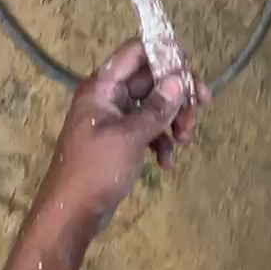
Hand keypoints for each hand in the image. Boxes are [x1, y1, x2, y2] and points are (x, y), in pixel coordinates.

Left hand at [33, 40, 210, 239]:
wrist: (70, 217)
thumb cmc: (94, 170)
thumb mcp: (129, 137)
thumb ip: (156, 108)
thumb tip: (180, 80)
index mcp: (103, 86)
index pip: (136, 52)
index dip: (164, 55)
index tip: (189, 71)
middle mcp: (109, 96)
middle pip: (152, 79)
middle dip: (177, 94)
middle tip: (201, 107)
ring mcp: (115, 118)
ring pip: (154, 104)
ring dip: (174, 119)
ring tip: (186, 140)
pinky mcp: (121, 139)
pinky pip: (148, 127)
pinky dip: (161, 140)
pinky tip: (167, 163)